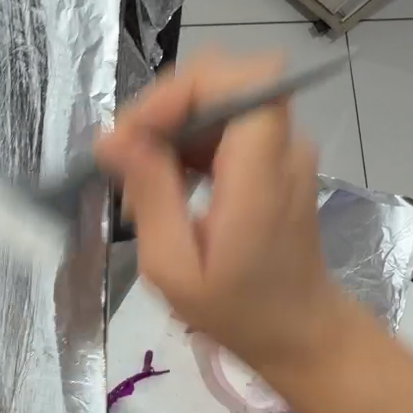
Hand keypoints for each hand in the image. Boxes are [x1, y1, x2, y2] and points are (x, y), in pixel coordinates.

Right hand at [94, 50, 354, 374]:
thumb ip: (150, 195)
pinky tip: (162, 187)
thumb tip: (112, 139)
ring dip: (169, 130)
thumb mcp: (174, 267)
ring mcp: (281, 151)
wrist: (299, 333)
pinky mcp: (273, 161)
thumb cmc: (236, 312)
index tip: (134, 136)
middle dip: (163, 110)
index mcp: (260, 173)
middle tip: (123, 161)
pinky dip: (185, 145)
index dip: (179, 91)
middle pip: (223, 82)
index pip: (237, 79)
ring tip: (137, 183)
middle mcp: (281, 147)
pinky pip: (224, 127)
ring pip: (218, 101)